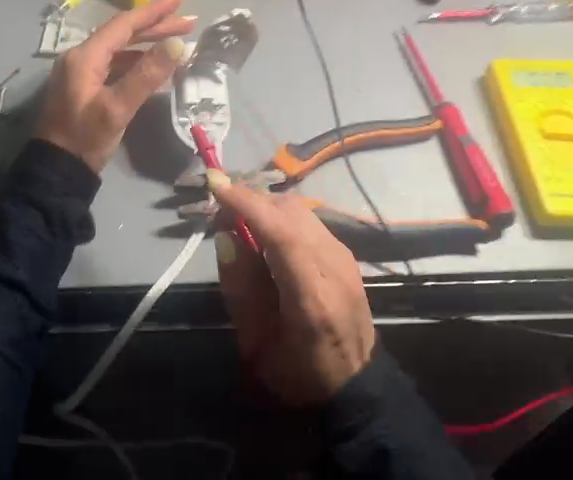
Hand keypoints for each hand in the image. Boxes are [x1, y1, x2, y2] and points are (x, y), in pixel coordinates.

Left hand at [33, 0, 194, 171]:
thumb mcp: (118, 108)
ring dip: (149, 44)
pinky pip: (116, 65)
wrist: (57, 172)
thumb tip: (176, 44)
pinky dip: (138, 62)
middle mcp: (81, 57)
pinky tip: (158, 66)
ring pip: (121, 49)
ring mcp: (82, 72)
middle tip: (189, 22)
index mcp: (85, 56)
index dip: (154, 11)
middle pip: (123, 34)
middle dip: (156, 27)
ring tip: (179, 42)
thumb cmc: (85, 139)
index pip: (124, 24)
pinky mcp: (86, 87)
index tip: (180, 0)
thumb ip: (147, 74)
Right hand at [209, 171, 375, 405]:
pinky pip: (308, 221)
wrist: (356, 387)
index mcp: (311, 296)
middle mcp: (334, 267)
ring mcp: (344, 257)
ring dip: (266, 206)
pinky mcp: (345, 255)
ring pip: (300, 210)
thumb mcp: (257, 344)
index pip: (281, 232)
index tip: (216, 186)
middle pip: (291, 212)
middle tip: (219, 213)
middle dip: (251, 201)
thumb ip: (240, 288)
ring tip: (239, 221)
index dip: (248, 204)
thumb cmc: (299, 373)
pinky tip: (265, 233)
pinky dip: (281, 216)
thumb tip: (225, 235)